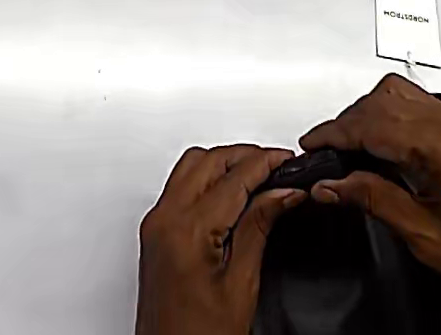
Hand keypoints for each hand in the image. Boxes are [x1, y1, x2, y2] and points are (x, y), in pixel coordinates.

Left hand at [136, 145, 304, 334]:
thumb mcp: (240, 285)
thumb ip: (259, 227)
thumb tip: (282, 193)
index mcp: (187, 230)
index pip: (233, 177)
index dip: (265, 162)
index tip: (286, 159)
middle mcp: (165, 219)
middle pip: (209, 160)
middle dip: (245, 155)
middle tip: (276, 164)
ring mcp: (156, 223)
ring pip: (192, 164)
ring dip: (224, 161)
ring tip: (256, 174)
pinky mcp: (154, 230)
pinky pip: (180, 182)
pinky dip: (206, 174)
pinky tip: (229, 188)